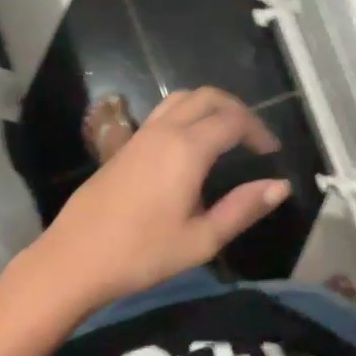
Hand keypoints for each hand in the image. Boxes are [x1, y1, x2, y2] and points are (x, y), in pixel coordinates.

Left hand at [28, 88, 291, 307]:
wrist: (75, 258)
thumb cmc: (142, 254)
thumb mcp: (201, 240)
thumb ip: (243, 209)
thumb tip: (280, 186)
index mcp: (187, 149)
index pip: (233, 121)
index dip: (259, 131)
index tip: (272, 153)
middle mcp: (164, 131)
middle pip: (207, 97)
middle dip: (237, 110)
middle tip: (254, 138)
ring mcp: (140, 136)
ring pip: (181, 99)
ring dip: (210, 107)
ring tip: (227, 136)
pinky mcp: (124, 147)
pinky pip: (163, 114)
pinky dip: (187, 115)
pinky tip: (192, 147)